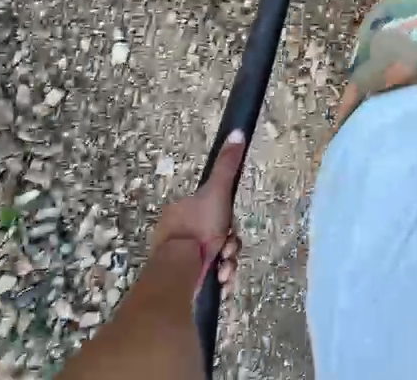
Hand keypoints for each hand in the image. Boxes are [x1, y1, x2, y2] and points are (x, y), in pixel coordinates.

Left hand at [154, 129, 246, 288]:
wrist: (179, 271)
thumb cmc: (198, 227)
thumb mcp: (217, 190)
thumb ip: (228, 164)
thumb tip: (238, 131)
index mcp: (181, 212)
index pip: (214, 212)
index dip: (227, 221)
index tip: (229, 229)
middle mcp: (178, 235)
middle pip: (218, 236)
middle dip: (229, 247)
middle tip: (228, 252)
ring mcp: (180, 260)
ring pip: (216, 259)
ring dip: (226, 265)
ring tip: (224, 272)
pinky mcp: (184, 282)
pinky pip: (210, 278)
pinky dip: (219, 281)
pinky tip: (221, 284)